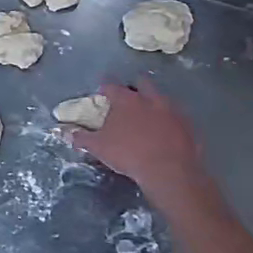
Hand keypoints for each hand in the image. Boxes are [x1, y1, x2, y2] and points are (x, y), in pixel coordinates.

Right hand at [69, 80, 203, 200]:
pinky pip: (175, 116)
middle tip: (128, 99)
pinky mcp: (187, 123)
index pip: (111, 85)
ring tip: (147, 117)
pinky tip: (164, 133)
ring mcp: (171, 109)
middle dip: (134, 87)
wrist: (168, 169)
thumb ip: (82, 138)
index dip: (105, 87)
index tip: (101, 92)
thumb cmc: (128, 154)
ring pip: (161, 97)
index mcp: (126, 100)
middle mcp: (149, 98)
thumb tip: (66, 133)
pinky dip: (168, 120)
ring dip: (153, 103)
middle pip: (141, 82)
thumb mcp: (99, 147)